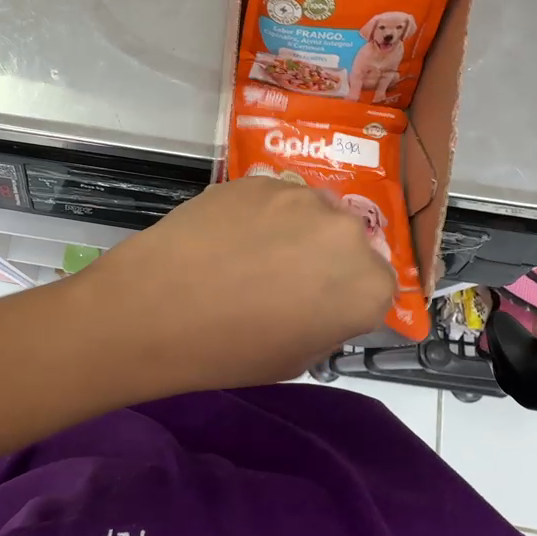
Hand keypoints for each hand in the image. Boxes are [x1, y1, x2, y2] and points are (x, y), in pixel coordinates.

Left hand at [73, 177, 395, 390]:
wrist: (157, 306)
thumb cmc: (229, 349)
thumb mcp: (296, 357)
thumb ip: (328, 323)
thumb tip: (322, 302)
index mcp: (367, 286)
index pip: (379, 286)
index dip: (346, 297)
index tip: (320, 306)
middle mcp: (347, 233)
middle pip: (350, 242)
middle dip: (326, 259)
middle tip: (285, 279)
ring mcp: (301, 197)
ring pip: (313, 212)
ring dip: (296, 229)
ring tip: (252, 254)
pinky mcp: (259, 178)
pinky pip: (274, 196)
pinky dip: (260, 213)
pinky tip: (228, 235)